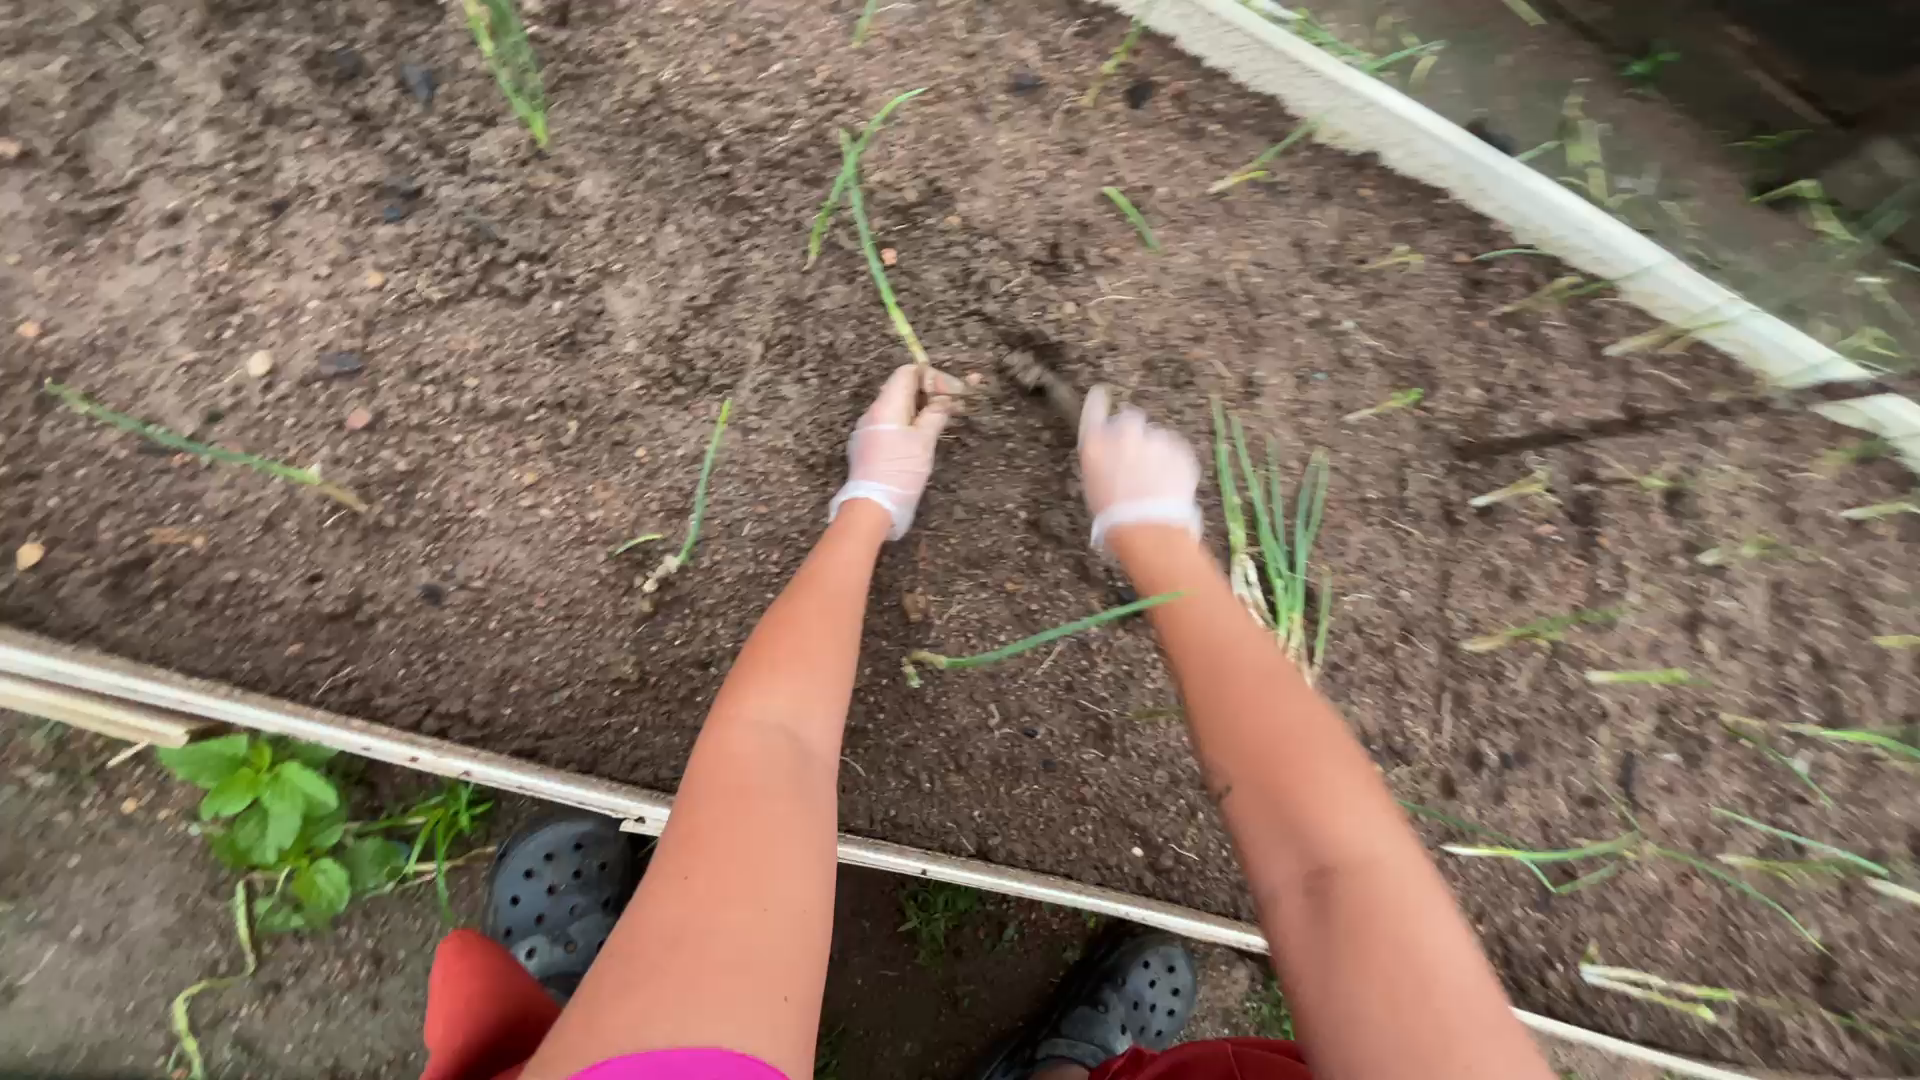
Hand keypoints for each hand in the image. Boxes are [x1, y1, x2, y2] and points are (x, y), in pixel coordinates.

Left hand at [829, 365, 965, 539]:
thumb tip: (946, 399)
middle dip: (932, 393)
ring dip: (924, 409)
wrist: (872, 507)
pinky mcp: (871, 447)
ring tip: (947, 418)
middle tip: (957, 404)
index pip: (907, 373)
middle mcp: (874, 413)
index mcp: (886, 405)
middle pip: (904, 389)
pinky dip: (912, 423)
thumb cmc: (900, 472)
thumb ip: (936, 414)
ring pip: (900, 408)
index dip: (933, 377)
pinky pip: (893, 424)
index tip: (954, 393)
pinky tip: (927, 434)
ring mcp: (870, 430)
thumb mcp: (924, 441)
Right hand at [1078, 385, 1201, 550]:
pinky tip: (1167, 484)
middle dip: (1133, 431)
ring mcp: (1154, 439)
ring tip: (1154, 480)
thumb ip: (1101, 458)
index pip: (1094, 411)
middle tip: (1135, 456)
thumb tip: (1111, 451)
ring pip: (1155, 436)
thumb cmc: (1113, 516)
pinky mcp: (1179, 448)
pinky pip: (1175, 450)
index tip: (1100, 394)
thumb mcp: (1094, 485)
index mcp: (1096, 444)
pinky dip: (1172, 461)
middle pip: (1129, 419)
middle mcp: (1124, 434)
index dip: (1098, 402)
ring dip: (1154, 450)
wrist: (1148, 528)